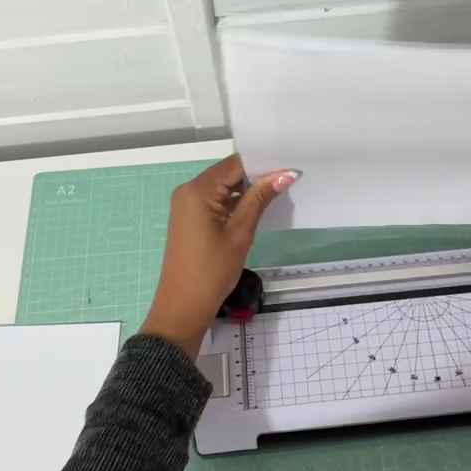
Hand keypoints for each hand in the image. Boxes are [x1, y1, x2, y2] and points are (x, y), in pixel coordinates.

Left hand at [139, 155, 297, 355]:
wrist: (182, 307)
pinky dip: (234, 203)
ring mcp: (187, 205)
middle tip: (288, 178)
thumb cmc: (211, 271)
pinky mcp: (189, 218)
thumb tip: (284, 175)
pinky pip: (215, 201)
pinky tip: (257, 208)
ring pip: (222, 188)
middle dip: (255, 176)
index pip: (234, 164)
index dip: (261, 164)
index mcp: (198, 190)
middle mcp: (188, 191)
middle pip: (227, 173)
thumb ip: (260, 199)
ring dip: (246, 191)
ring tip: (279, 192)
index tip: (288, 165)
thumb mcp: (240, 233)